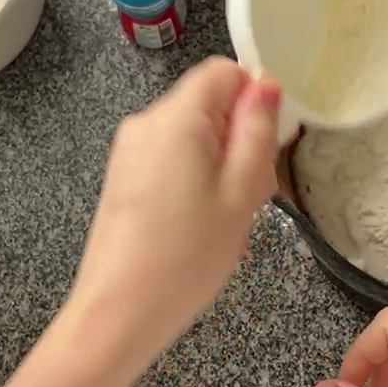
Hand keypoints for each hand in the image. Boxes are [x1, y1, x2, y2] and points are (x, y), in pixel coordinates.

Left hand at [64, 58, 281, 373]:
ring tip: (223, 220)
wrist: (119, 313)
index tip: (268, 147)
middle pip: (208, 107)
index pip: (224, 72)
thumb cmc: (184, 260)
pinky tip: (198, 228)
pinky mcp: (124, 181)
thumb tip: (266, 86)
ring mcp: (129, 154)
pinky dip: (194, 185)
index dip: (255, 101)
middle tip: (249, 197)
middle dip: (239, 142)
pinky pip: (170, 163)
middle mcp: (145, 125)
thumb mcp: (240, 195)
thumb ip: (257, 133)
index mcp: (175, 118)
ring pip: (192, 139)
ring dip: (219, 169)